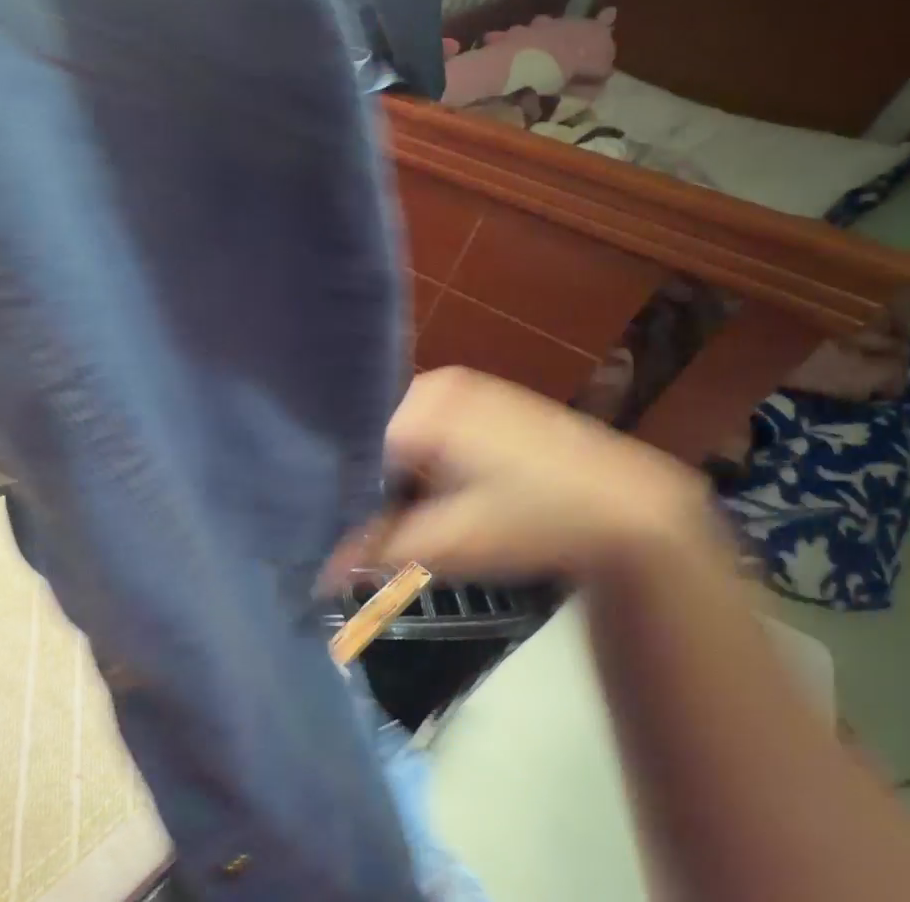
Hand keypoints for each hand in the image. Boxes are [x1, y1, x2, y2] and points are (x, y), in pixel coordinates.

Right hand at [321, 368, 725, 589]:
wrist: (642, 515)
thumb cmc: (540, 521)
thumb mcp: (450, 545)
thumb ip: (376, 552)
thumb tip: (316, 574)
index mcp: (423, 403)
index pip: (350, 441)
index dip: (336, 484)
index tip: (326, 521)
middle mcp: (436, 384)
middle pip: (371, 434)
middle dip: (362, 478)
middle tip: (350, 521)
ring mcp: (466, 389)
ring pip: (397, 433)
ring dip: (390, 473)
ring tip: (385, 514)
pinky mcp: (489, 402)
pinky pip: (427, 429)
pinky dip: (418, 462)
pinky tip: (428, 496)